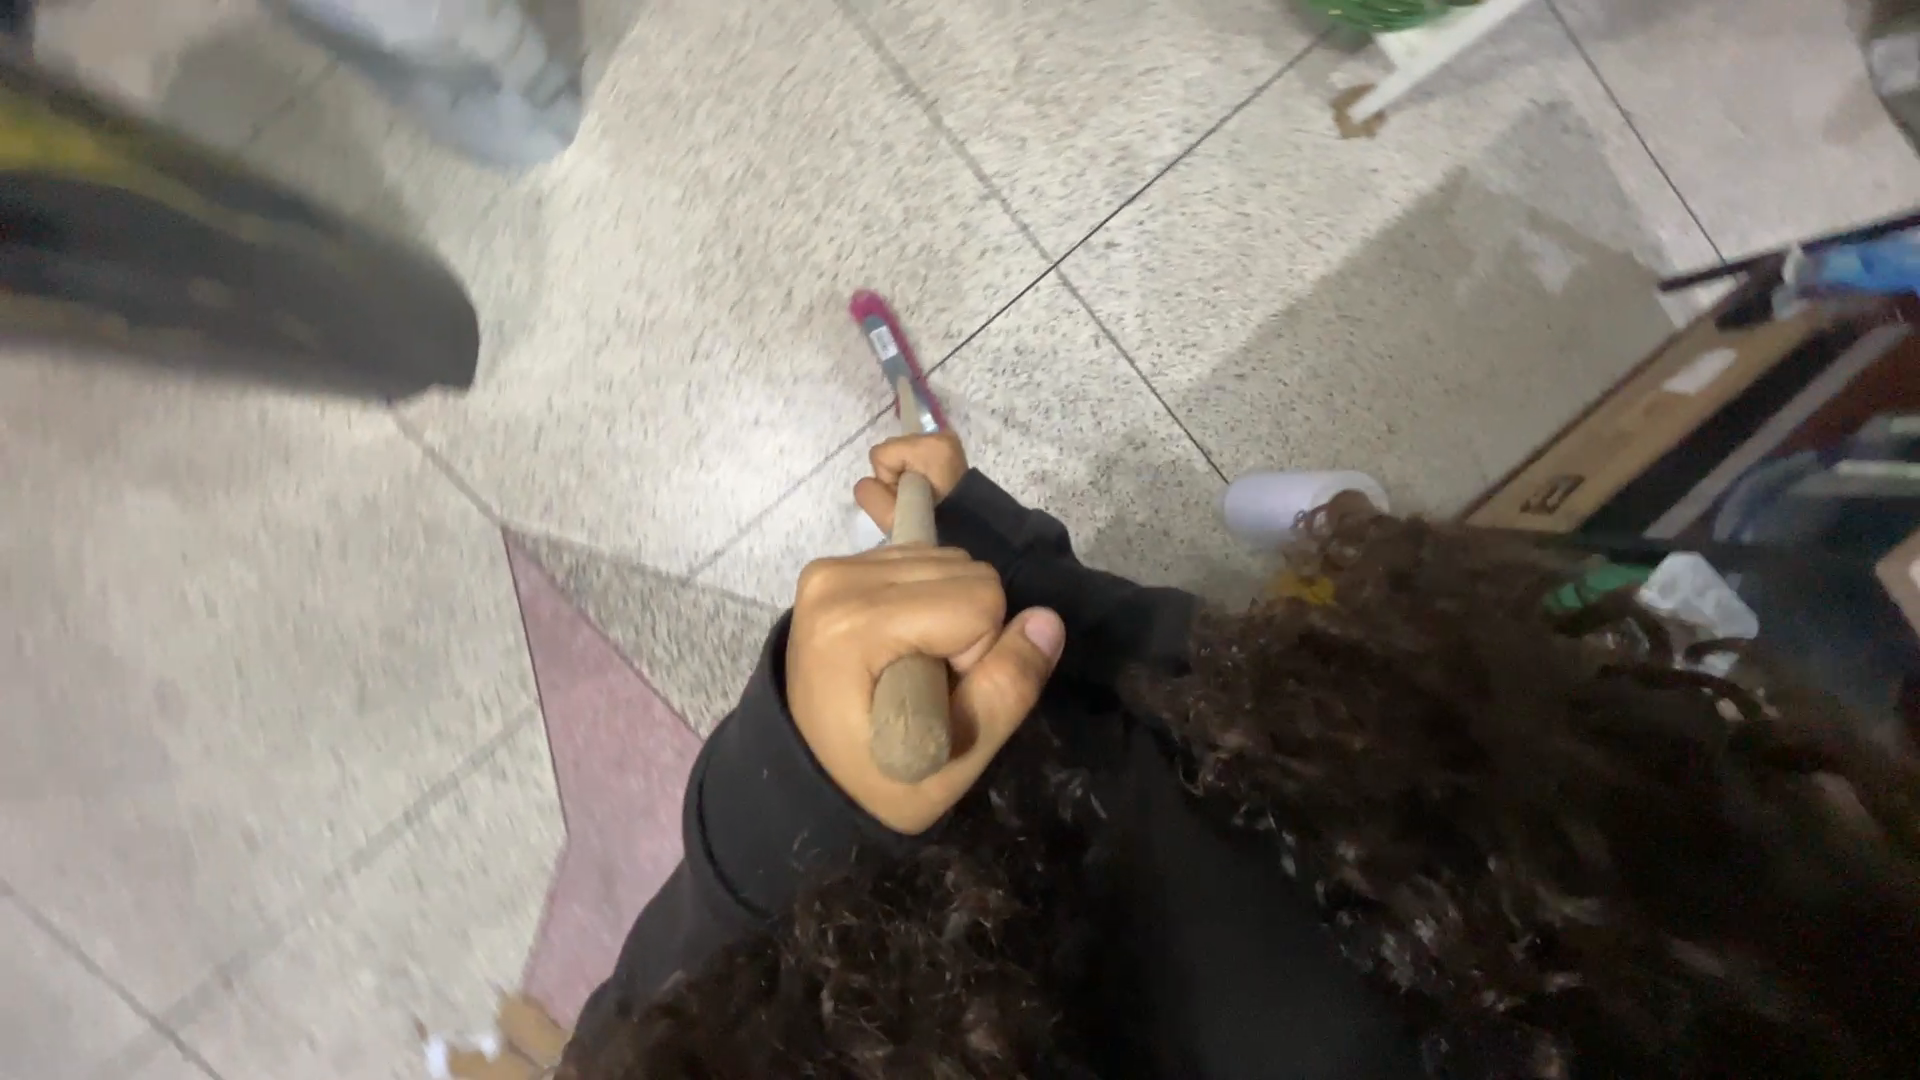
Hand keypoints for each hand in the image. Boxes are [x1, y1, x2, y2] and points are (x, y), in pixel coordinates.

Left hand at [786, 544, 1065, 833]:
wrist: (810, 771)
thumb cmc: (879, 778)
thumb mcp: (953, 761)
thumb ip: (1005, 690)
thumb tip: (1047, 619)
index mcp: (856, 625)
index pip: (978, 601)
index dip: (980, 655)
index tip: (940, 699)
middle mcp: (837, 581)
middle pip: (966, 570)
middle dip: (967, 630)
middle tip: (928, 682)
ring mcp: (832, 569)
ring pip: (949, 560)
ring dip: (950, 612)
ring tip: (912, 665)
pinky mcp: (835, 566)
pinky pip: (922, 559)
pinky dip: (928, 598)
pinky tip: (901, 640)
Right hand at [854, 431, 968, 532]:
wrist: (970, 528)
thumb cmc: (934, 524)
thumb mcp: (893, 518)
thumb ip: (871, 495)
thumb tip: (867, 483)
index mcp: (930, 448)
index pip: (881, 456)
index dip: (887, 482)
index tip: (907, 500)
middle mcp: (939, 436)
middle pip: (892, 451)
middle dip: (896, 477)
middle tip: (916, 499)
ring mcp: (945, 439)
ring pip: (902, 453)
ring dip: (906, 475)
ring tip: (925, 494)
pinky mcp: (947, 445)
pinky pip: (915, 454)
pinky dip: (916, 469)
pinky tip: (929, 485)